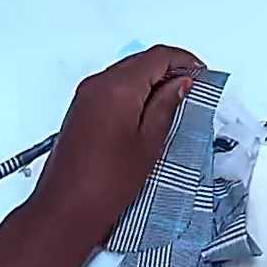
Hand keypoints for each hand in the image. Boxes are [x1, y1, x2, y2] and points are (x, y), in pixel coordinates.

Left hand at [26, 44, 202, 244]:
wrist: (66, 210)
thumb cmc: (105, 184)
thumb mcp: (148, 143)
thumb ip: (166, 105)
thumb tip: (180, 83)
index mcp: (118, 88)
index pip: (158, 56)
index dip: (184, 60)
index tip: (201, 73)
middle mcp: (98, 83)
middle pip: (141, 60)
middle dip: (169, 68)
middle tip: (193, 86)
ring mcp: (86, 93)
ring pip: (127, 71)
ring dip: (151, 79)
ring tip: (175, 101)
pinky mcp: (81, 106)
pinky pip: (112, 84)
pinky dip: (134, 89)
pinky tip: (148, 110)